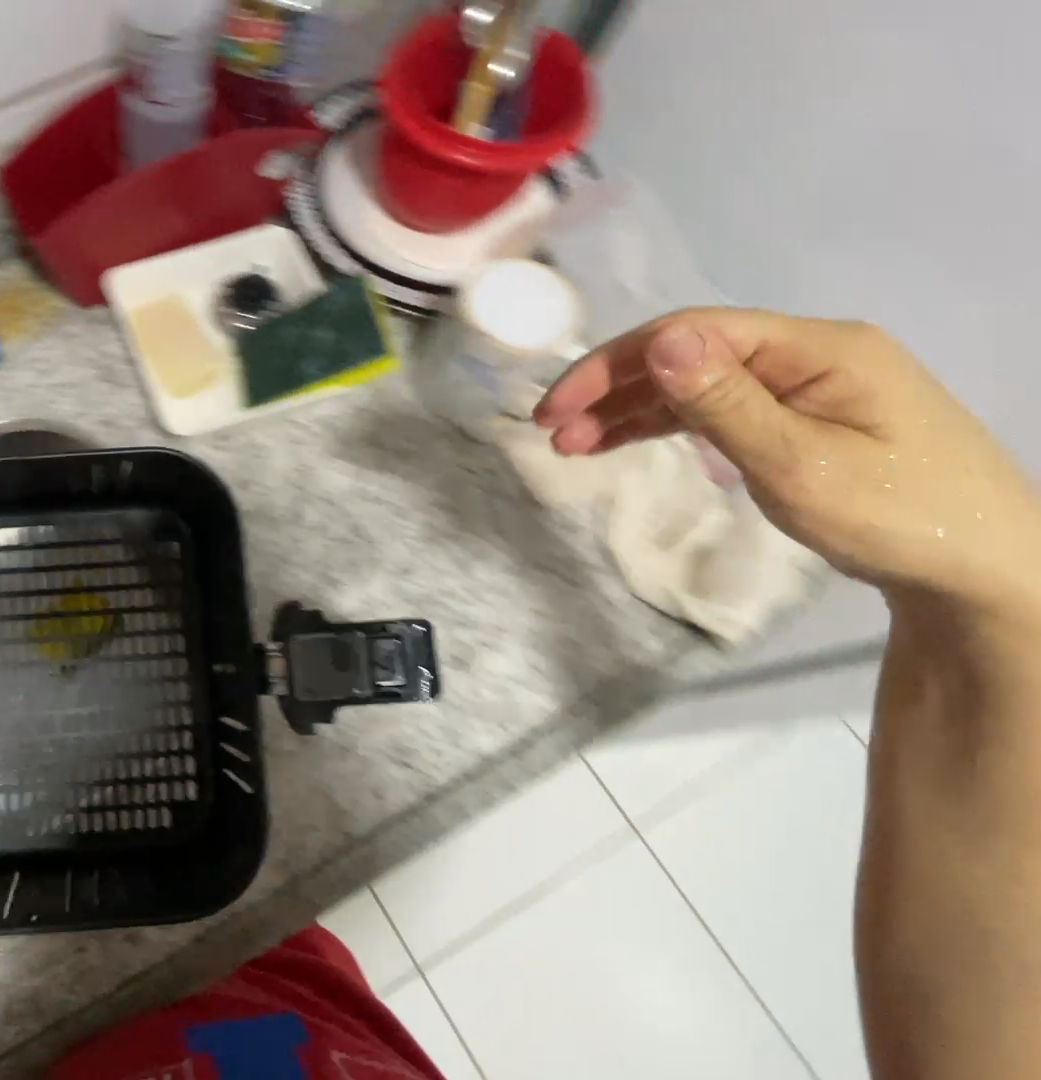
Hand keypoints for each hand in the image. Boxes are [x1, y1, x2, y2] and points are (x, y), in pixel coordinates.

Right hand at [533, 308, 1040, 620]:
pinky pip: (714, 409)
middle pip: (687, 354)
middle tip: (550, 430)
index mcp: (815, 349)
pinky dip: (662, 424)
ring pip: (693, 384)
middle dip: (610, 388)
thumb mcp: (798, 461)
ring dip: (628, 409)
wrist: (981, 569)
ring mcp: (803, 386)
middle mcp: (806, 355)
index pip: (691, 335)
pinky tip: (620, 441)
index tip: (556, 410)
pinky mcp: (797, 418)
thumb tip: (662, 341)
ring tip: (571, 445)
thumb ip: (724, 402)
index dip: (613, 365)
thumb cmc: (894, 515)